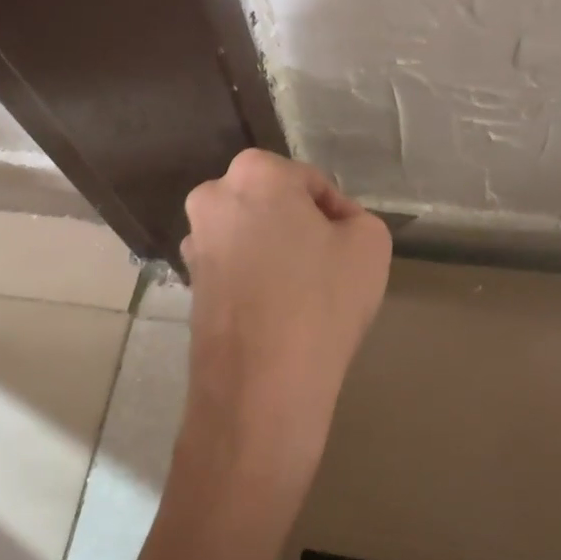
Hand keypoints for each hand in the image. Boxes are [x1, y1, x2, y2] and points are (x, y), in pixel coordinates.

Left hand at [177, 149, 392, 494]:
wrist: (261, 386)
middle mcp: (212, 197)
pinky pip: (236, 268)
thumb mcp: (371, 242)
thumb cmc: (321, 301)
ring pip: (252, 236)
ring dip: (277, 254)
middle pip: (274, 204)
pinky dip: (257, 281)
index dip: (339, 215)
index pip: (311, 182)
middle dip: (301, 228)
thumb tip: (333, 228)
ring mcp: (195, 243)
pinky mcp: (189, 284)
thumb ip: (357, 218)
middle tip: (330, 267)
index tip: (352, 248)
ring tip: (304, 296)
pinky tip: (279, 314)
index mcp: (255, 172)